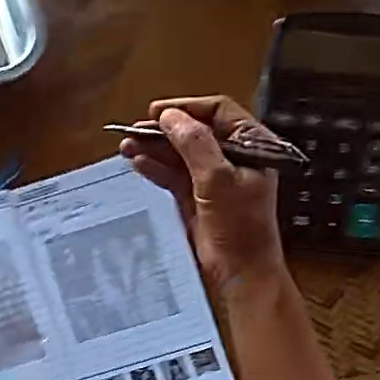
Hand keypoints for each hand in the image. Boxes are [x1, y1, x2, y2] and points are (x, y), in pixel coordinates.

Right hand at [119, 95, 289, 294]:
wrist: (239, 270)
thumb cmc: (240, 226)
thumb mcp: (217, 178)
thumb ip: (194, 144)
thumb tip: (171, 117)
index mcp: (251, 145)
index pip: (218, 112)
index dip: (187, 109)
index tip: (158, 111)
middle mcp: (233, 158)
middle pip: (194, 133)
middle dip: (164, 131)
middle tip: (136, 130)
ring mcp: (213, 179)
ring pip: (179, 155)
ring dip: (154, 149)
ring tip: (127, 145)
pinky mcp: (196, 199)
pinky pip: (173, 177)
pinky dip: (156, 169)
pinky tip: (138, 163)